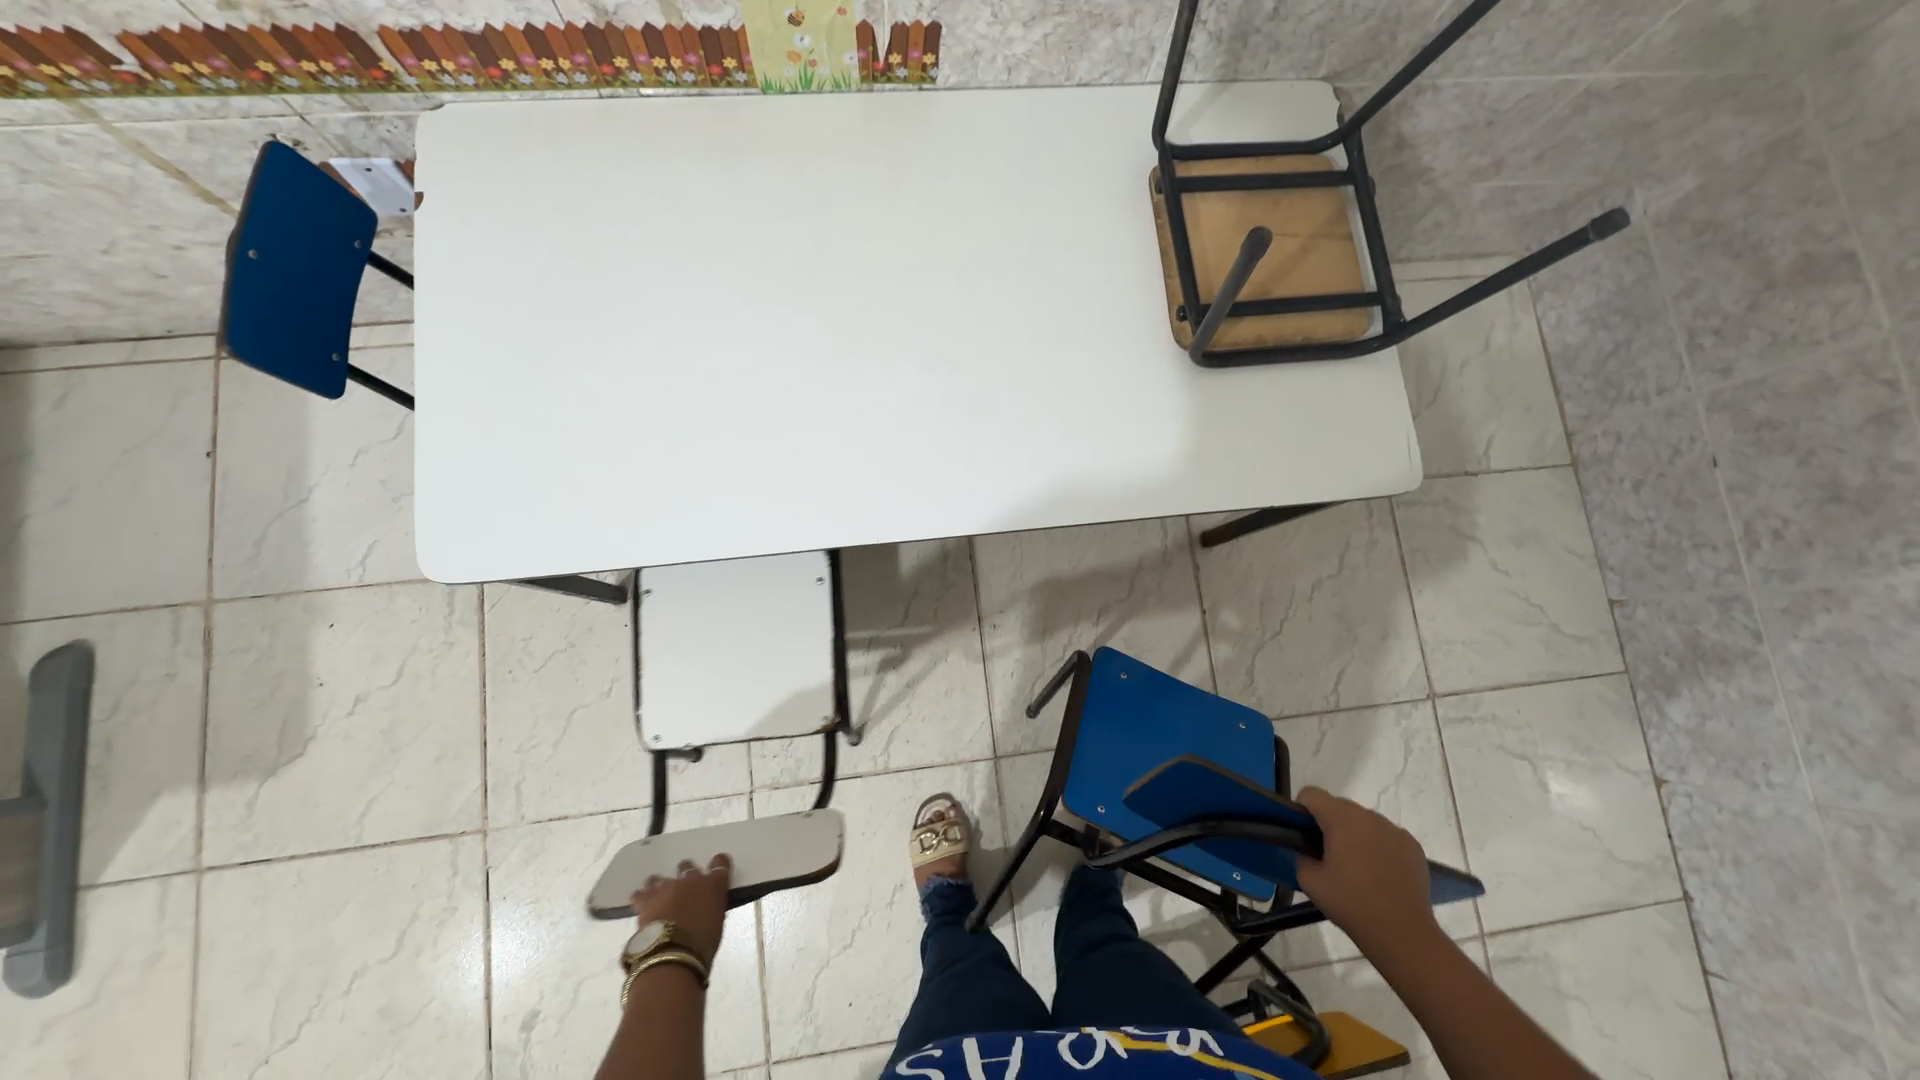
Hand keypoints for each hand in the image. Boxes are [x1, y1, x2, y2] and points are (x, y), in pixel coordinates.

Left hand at [631, 853, 731, 965]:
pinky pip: (640, 894)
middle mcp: (690, 879)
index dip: (718, 864)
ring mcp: (666, 887)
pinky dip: (642, 899)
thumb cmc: (703, 943)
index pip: (720, 864)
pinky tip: (642, 905)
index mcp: (713, 884)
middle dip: (684, 875)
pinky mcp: (646, 899)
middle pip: (687, 866)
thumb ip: (711, 908)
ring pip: (660, 878)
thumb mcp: (716, 923)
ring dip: (661, 886)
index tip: (716, 868)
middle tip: (684, 890)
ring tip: (659, 898)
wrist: (673, 953)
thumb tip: (705, 908)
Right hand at [1293, 787, 1440, 953]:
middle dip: (1329, 823)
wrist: (1402, 932)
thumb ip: (1301, 855)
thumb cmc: (1351, 904)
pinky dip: (1377, 845)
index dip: (1301, 810)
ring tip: (1356, 868)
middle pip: (1339, 805)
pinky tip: (1379, 873)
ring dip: (1354, 833)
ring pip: (1364, 820)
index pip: (1311, 794)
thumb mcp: (1310, 881)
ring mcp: (1395, 830)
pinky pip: (1386, 835)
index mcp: (1342, 820)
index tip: (1303, 835)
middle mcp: (1369, 816)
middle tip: (1328, 856)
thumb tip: (1308, 849)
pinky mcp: (1412, 845)